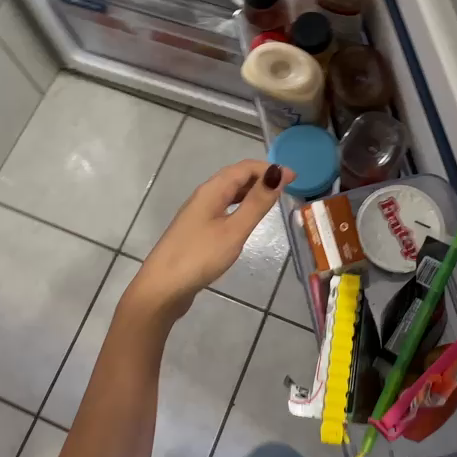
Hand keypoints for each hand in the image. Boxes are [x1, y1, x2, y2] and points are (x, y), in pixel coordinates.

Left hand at [126, 160, 292, 318]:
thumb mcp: (234, 230)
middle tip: (288, 188)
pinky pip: (223, 208)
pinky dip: (240, 207)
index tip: (294, 177)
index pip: (244, 168)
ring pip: (229, 193)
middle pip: (235, 177)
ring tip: (272, 200)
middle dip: (261, 177)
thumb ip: (257, 203)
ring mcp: (198, 214)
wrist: (162, 288)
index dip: (270, 168)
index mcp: (212, 190)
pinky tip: (247, 220)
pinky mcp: (197, 231)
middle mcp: (204, 196)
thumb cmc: (200, 257)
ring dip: (251, 191)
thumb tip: (277, 173)